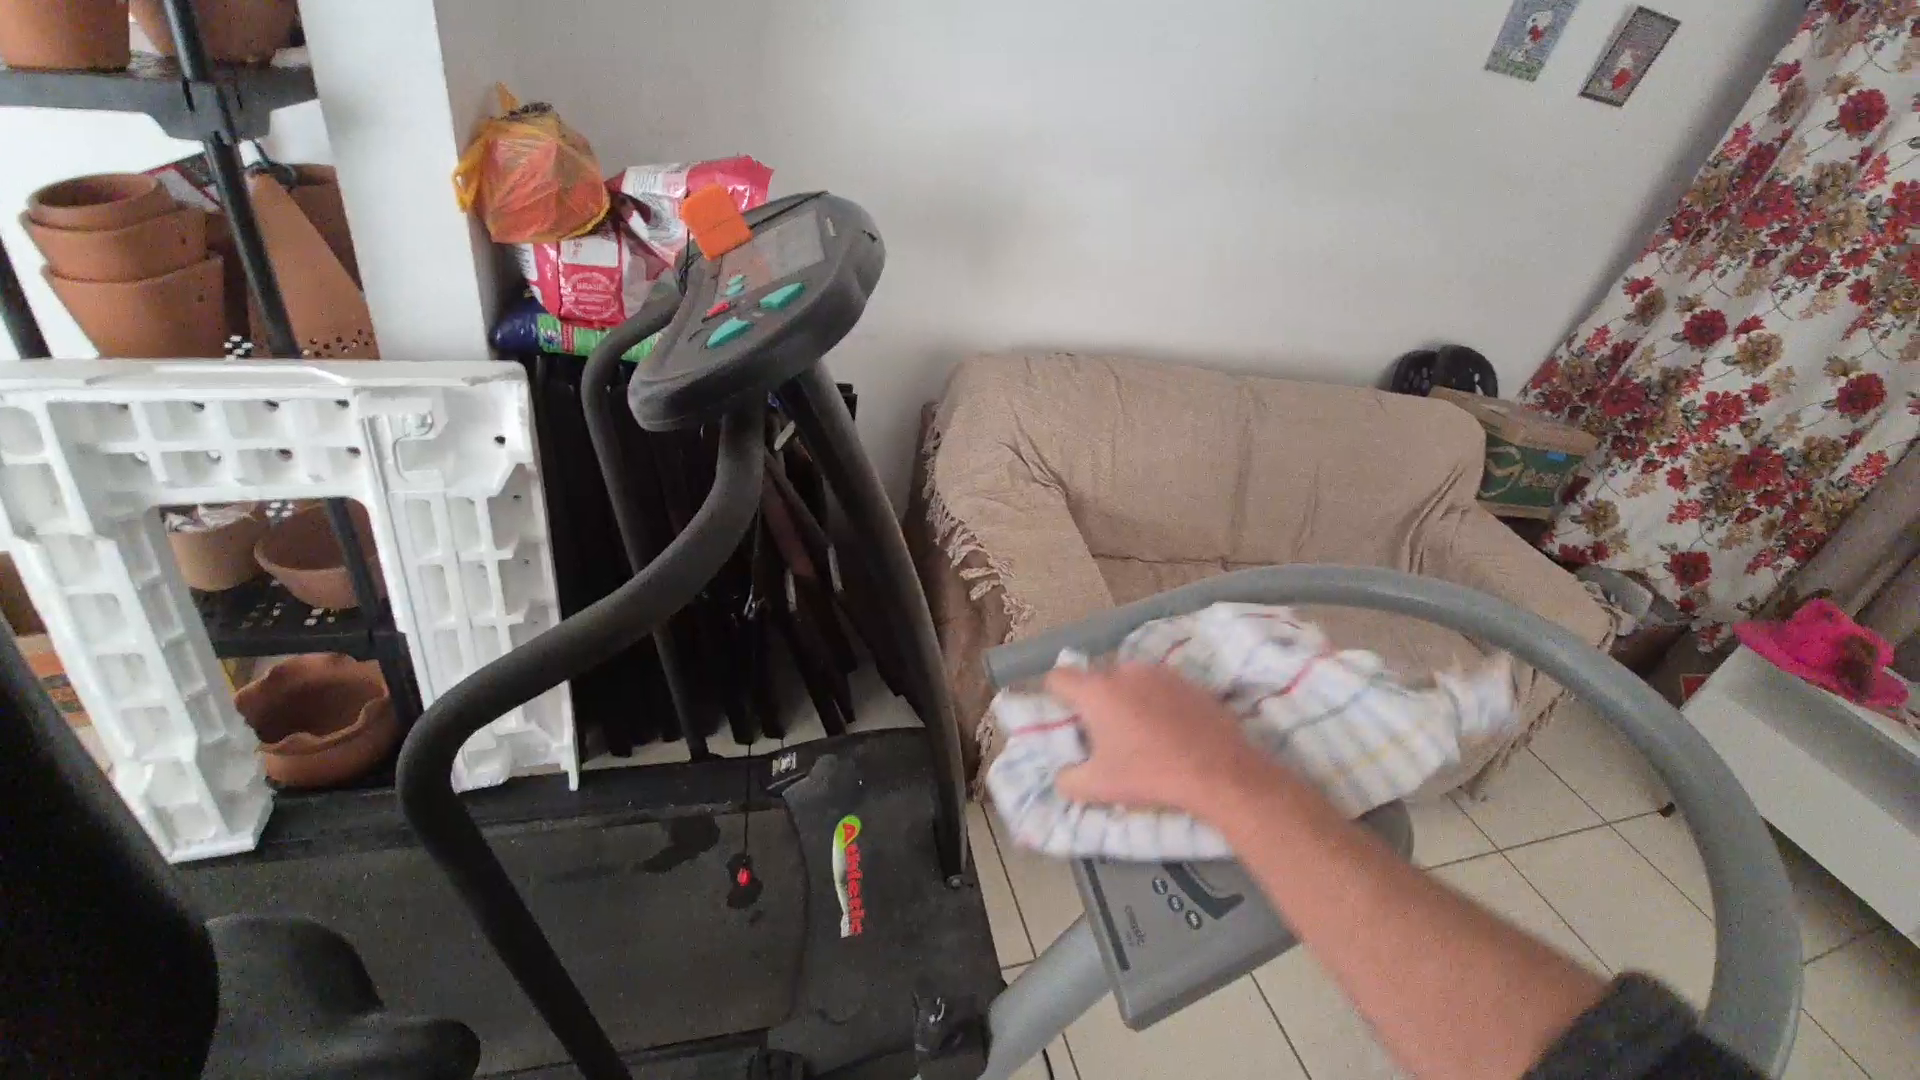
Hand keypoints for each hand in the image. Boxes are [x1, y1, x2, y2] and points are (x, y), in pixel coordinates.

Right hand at [1045, 663, 1278, 820]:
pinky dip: (1157, 703)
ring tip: (1140, 733)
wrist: (1219, 772)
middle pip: (1096, 679)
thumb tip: (1063, 776)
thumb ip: (1069, 780)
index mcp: (1097, 691)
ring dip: (1127, 700)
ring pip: (1130, 681)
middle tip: (1105, 734)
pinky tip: (1170, 731)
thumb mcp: (1099, 787)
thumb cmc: (1150, 774)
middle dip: (1095, 702)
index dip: (1054, 696)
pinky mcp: (1188, 682)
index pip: (1058, 678)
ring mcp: (1160, 673)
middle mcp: (1125, 671)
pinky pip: (1159, 687)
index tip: (1065, 717)